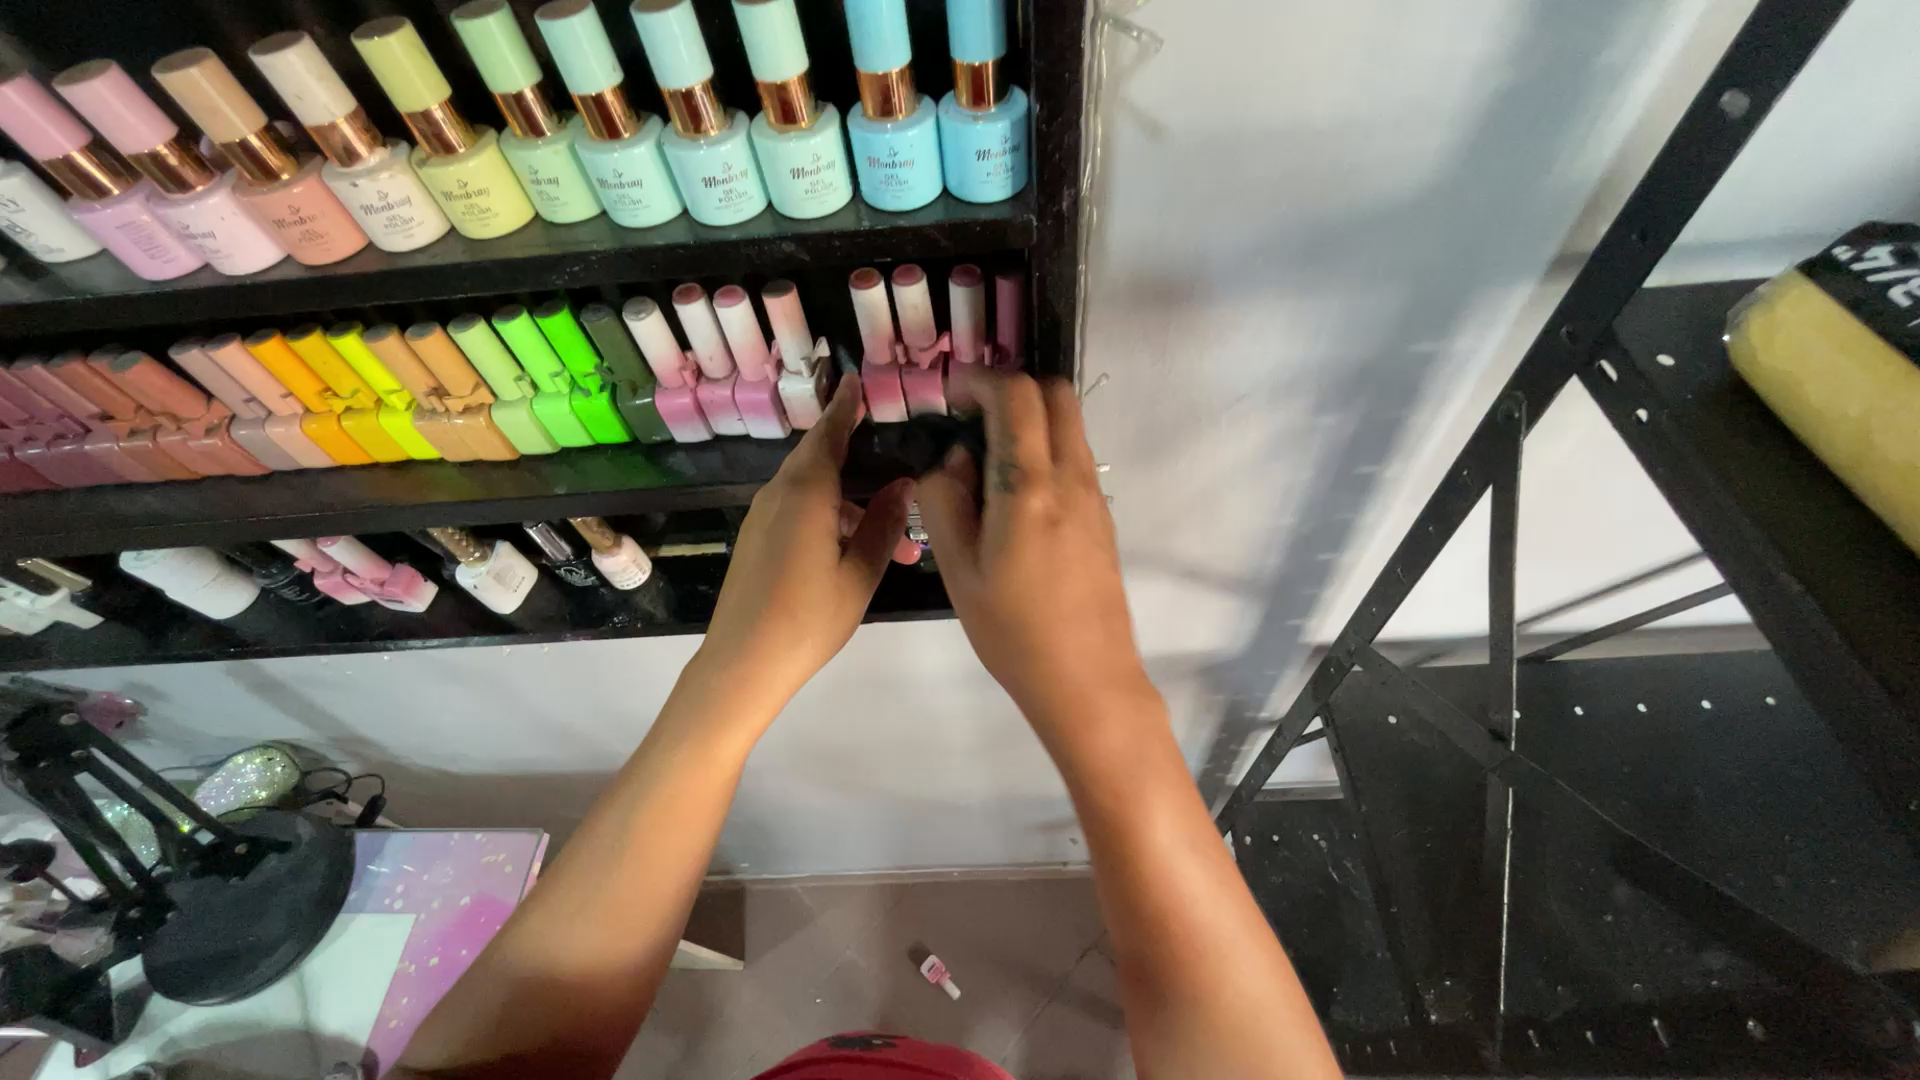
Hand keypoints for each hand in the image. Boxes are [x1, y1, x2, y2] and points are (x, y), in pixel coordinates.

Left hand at [691, 374, 916, 717]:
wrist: (742, 663)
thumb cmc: (808, 619)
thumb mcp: (859, 573)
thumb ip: (884, 524)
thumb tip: (904, 484)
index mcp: (806, 493)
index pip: (828, 434)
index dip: (845, 407)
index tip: (857, 379)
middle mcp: (778, 494)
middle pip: (820, 459)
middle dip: (860, 459)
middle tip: (898, 463)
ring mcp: (762, 518)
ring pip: (813, 490)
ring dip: (852, 502)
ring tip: (894, 535)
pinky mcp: (756, 540)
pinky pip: (798, 510)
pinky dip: (830, 516)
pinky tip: (855, 547)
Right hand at [918, 371, 1155, 744]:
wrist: (1087, 679)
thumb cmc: (1012, 632)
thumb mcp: (957, 571)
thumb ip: (945, 502)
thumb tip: (953, 460)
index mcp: (1028, 487)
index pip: (1016, 397)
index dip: (980, 380)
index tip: (952, 395)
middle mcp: (1071, 478)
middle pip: (1055, 393)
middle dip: (1012, 388)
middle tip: (972, 418)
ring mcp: (1095, 496)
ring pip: (1070, 424)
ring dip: (1031, 420)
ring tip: (988, 460)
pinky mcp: (1104, 517)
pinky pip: (1075, 457)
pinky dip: (1045, 449)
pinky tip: (1015, 494)